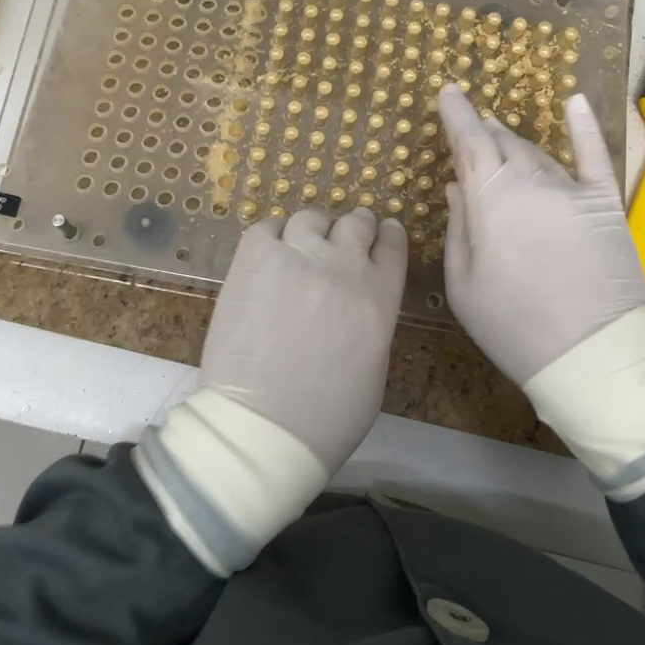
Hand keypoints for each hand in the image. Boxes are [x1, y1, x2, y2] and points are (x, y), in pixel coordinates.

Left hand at [199, 207, 406, 470]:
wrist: (262, 426)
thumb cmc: (326, 416)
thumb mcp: (374, 367)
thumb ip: (373, 320)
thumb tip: (360, 300)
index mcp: (379, 298)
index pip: (392, 246)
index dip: (386, 236)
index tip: (382, 233)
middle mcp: (342, 268)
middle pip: (355, 223)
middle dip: (353, 228)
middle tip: (341, 239)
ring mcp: (295, 257)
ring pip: (311, 218)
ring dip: (313, 230)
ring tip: (302, 246)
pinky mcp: (253, 260)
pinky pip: (267, 228)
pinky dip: (273, 236)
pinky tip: (270, 255)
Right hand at [438, 83, 644, 384]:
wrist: (591, 354)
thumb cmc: (512, 325)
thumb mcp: (462, 284)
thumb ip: (458, 227)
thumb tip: (457, 186)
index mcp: (491, 201)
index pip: (469, 143)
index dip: (456, 115)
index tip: (447, 91)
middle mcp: (532, 184)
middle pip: (502, 145)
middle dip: (482, 132)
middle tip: (469, 125)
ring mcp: (572, 191)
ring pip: (537, 153)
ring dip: (514, 140)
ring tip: (498, 130)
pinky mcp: (605, 205)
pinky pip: (594, 156)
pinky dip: (583, 127)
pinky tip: (575, 102)